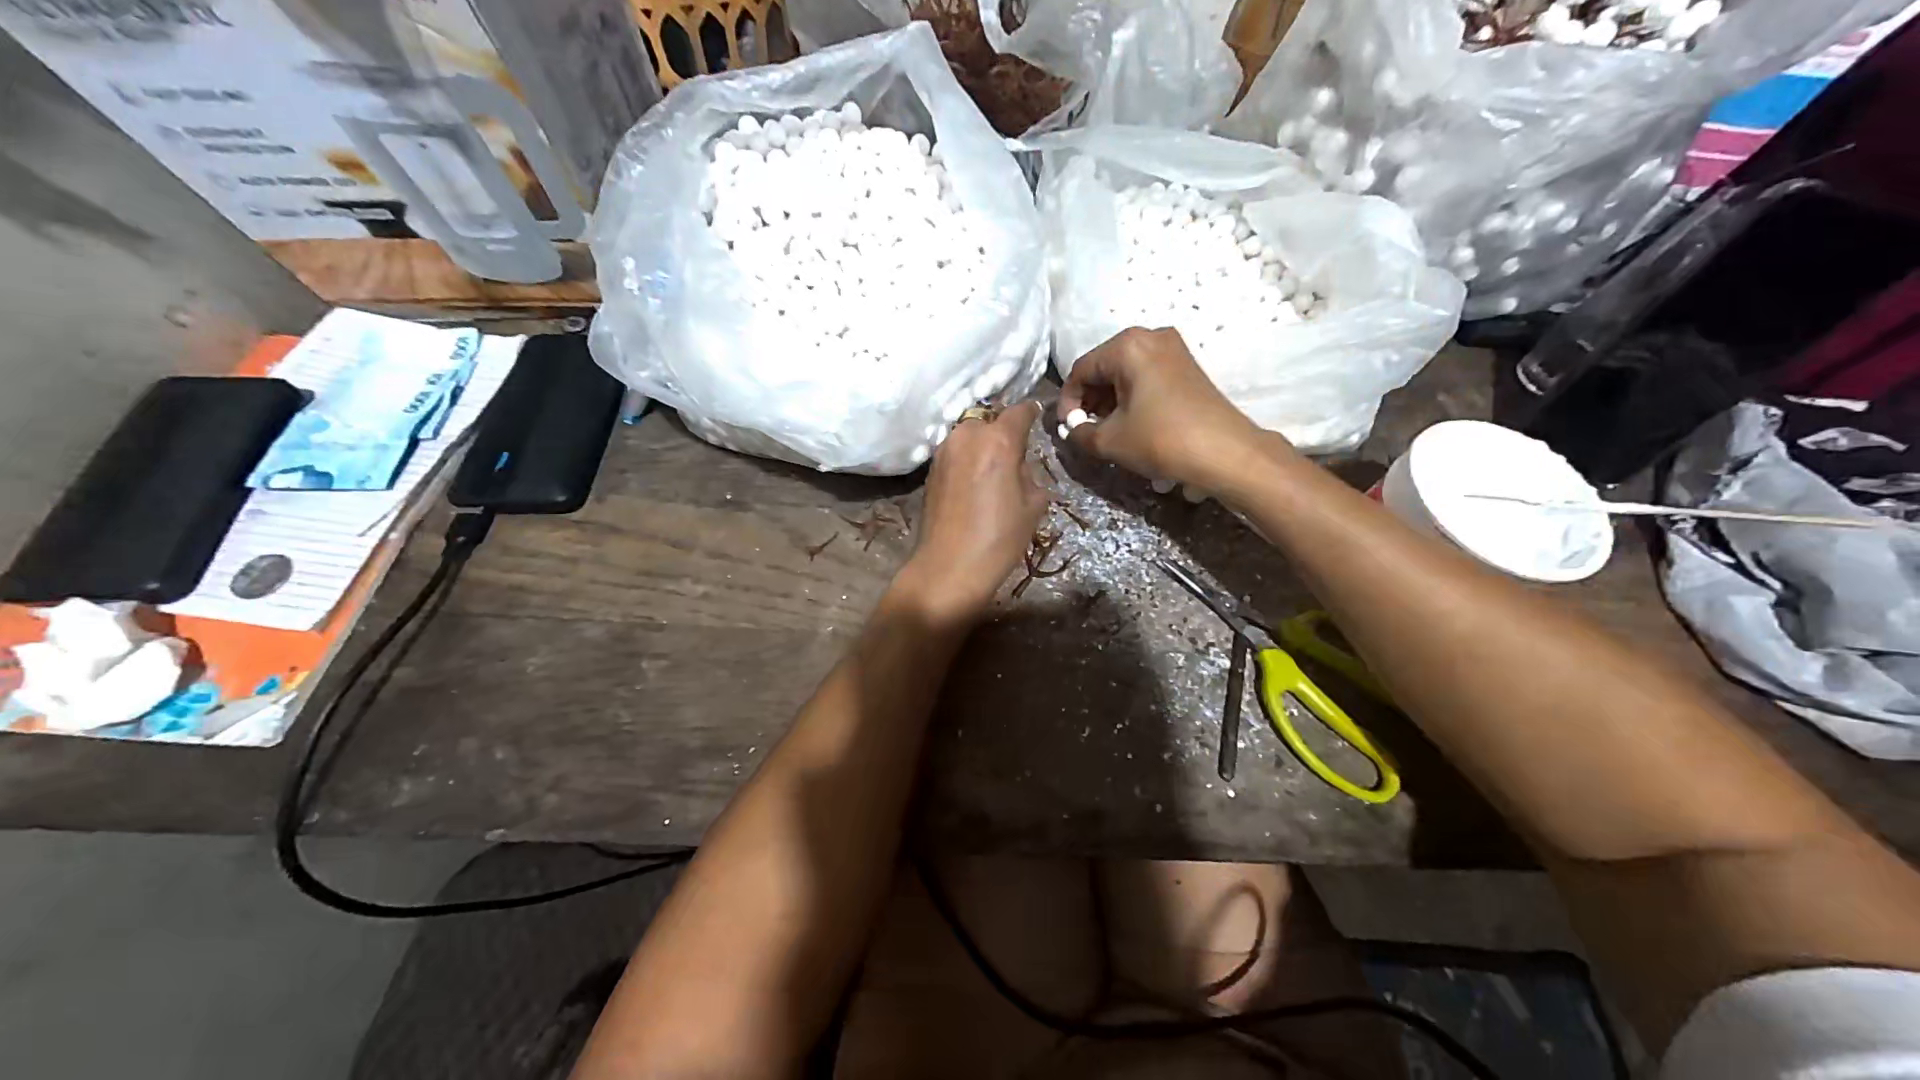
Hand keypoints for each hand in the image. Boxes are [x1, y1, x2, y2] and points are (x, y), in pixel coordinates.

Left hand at [892, 402, 1047, 624]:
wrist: (949, 567)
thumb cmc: (998, 539)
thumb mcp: (1033, 505)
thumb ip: (1028, 473)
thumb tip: (1018, 465)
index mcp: (998, 440)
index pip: (1020, 411)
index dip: (1032, 414)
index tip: (1038, 419)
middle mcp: (967, 436)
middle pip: (989, 421)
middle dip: (1002, 433)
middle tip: (1014, 457)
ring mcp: (944, 451)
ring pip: (969, 436)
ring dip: (982, 446)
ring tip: (993, 473)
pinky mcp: (930, 469)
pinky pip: (955, 454)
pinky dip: (966, 461)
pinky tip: (974, 485)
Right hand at [1057, 327, 1276, 490]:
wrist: (1225, 452)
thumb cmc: (1161, 440)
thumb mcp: (1110, 440)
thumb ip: (1080, 432)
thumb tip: (1072, 429)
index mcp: (1127, 346)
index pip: (1081, 370)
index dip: (1068, 401)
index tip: (1066, 428)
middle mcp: (1150, 337)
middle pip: (1103, 367)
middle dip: (1090, 400)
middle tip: (1084, 429)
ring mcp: (1172, 349)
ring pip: (1124, 372)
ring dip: (1109, 400)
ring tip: (1105, 431)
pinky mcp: (1186, 365)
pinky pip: (1145, 376)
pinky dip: (1130, 397)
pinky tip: (1129, 423)